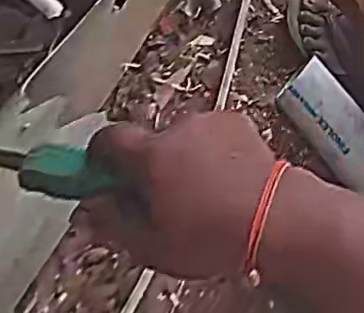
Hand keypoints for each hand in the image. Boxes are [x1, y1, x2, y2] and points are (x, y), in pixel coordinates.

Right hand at [82, 112, 278, 278]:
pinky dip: (209, 148)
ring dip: (182, 157)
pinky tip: (222, 177)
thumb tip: (91, 206)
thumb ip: (113, 222)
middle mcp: (179, 128)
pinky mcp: (233, 118)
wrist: (272, 214)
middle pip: (150, 141)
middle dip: (149, 165)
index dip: (99, 154)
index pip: (110, 138)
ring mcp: (208, 120)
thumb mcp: (153, 245)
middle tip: (161, 198)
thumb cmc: (213, 235)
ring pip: (181, 137)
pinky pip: (209, 131)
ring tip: (200, 192)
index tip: (99, 170)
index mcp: (153, 155)